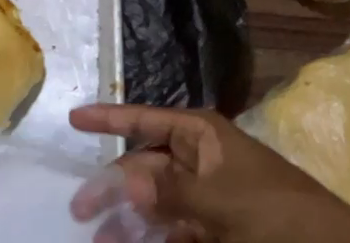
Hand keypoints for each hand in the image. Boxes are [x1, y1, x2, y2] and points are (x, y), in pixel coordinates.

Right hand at [70, 105, 349, 242]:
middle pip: (145, 166)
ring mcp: (208, 196)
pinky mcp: (216, 229)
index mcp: (202, 135)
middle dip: (113, 186)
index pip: (145, 119)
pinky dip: (153, 237)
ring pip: (155, 202)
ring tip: (100, 240)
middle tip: (80, 212)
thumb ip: (171, 192)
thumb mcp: (223, 200)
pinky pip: (173, 229)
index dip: (109, 118)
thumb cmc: (276, 211)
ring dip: (128, 220)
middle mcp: (200, 158)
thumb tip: (125, 182)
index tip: (73, 119)